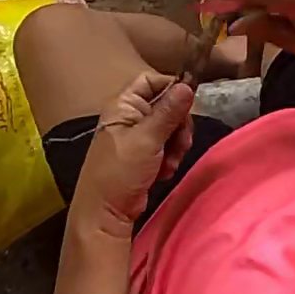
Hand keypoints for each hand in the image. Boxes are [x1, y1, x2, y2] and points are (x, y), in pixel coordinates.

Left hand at [70, 71, 195, 238]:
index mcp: (123, 104)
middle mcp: (129, 116)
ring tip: (168, 162)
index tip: (188, 103)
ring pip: (170, 128)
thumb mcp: (147, 139)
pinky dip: (169, 158)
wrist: (105, 213)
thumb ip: (168, 111)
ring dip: (176, 145)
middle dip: (178, 125)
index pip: (151, 80)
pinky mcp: (144, 155)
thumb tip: (187, 85)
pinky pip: (166, 147)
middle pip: (166, 105)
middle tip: (181, 142)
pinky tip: (163, 171)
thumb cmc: (120, 171)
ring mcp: (136, 136)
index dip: (171, 88)